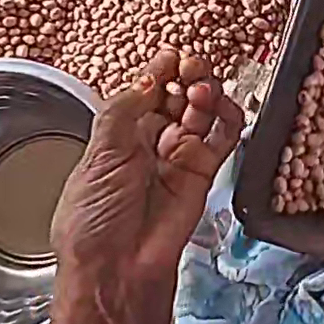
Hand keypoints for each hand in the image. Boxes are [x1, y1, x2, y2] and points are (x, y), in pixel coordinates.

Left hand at [52, 51, 244, 285]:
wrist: (119, 267)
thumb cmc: (95, 217)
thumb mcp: (98, 155)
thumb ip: (124, 110)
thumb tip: (149, 79)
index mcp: (120, 136)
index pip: (145, 93)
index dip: (158, 73)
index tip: (170, 56)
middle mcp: (152, 142)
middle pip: (176, 98)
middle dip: (184, 78)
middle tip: (190, 68)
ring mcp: (180, 155)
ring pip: (201, 112)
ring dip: (205, 94)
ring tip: (201, 88)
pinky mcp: (205, 170)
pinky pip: (224, 137)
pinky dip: (228, 117)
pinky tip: (222, 106)